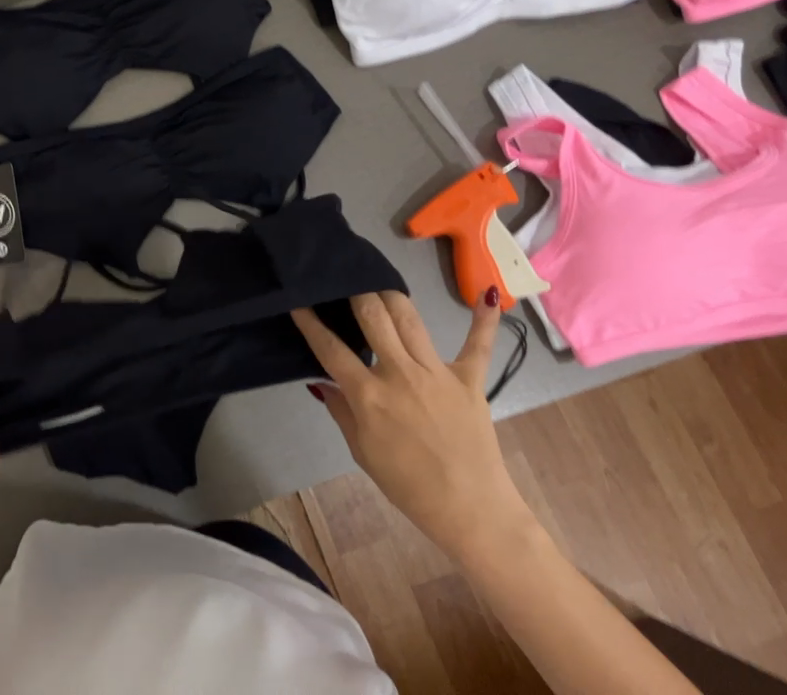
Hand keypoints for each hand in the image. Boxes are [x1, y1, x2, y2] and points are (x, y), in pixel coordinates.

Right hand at [292, 289, 534, 563]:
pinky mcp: (470, 379)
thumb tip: (323, 381)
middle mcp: (400, 374)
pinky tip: (487, 293)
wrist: (468, 507)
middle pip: (373, 317)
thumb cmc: (407, 484)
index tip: (298, 302)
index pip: (331, 349)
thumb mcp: (362, 451)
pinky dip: (482, 319)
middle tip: (345, 279)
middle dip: (356, 292)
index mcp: (369, 396)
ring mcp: (437, 372)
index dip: (311, 323)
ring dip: (391, 295)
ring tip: (379, 280)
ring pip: (409, 319)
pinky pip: (477, 343)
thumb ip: (342, 411)